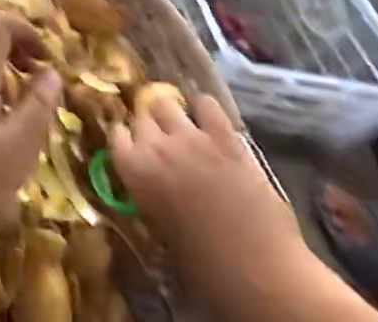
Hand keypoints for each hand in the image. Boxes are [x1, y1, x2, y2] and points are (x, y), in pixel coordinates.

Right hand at [110, 91, 302, 278]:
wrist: (261, 274)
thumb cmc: (205, 267)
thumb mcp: (160, 229)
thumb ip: (148, 194)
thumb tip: (148, 180)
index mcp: (134, 171)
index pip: (116, 134)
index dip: (125, 139)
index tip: (131, 146)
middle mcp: (156, 146)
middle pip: (140, 117)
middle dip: (146, 126)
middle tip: (158, 141)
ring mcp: (192, 138)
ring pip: (166, 103)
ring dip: (169, 113)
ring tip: (179, 125)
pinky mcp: (226, 139)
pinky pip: (208, 106)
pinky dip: (204, 109)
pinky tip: (207, 119)